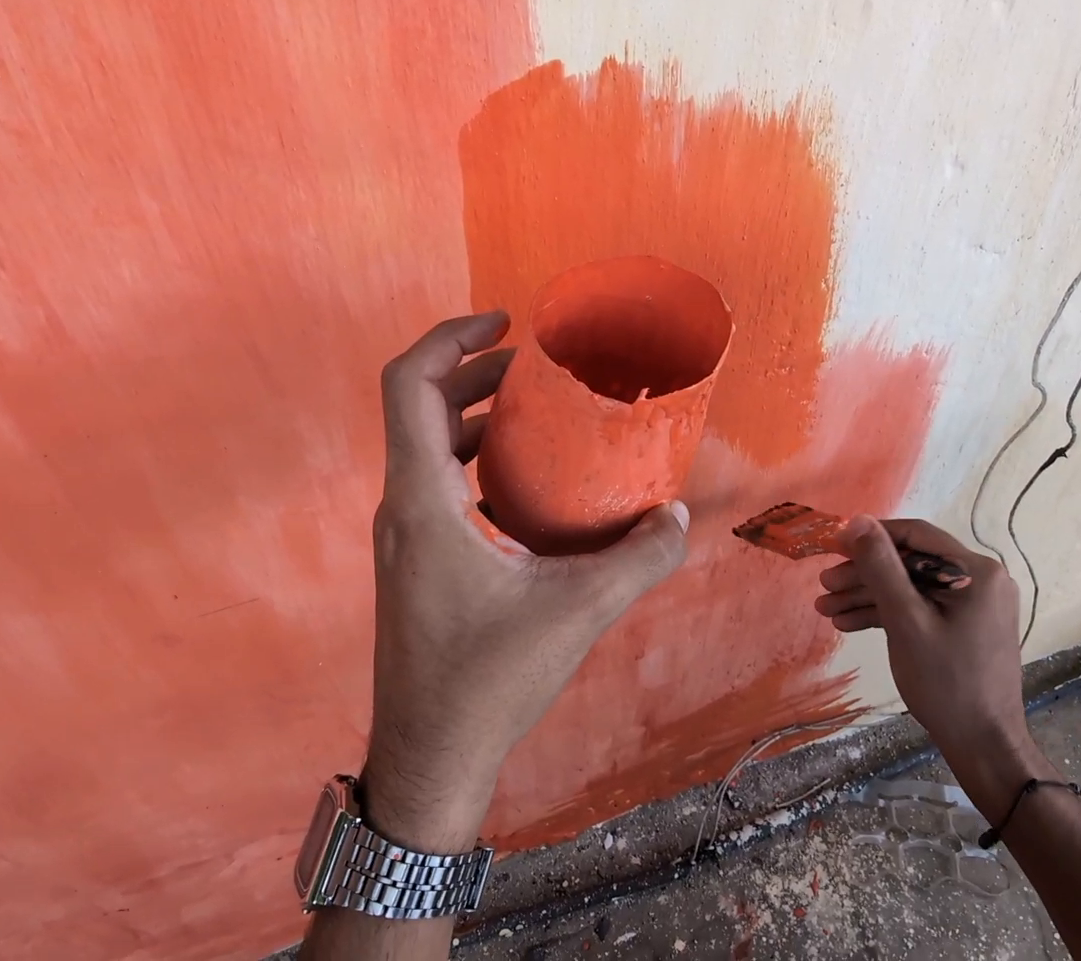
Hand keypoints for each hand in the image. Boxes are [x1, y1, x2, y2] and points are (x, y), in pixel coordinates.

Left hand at [362, 311, 690, 851]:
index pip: (411, 386)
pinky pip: (440, 486)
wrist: (430, 757)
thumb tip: (678, 514)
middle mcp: (401, 508)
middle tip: (537, 367)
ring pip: (429, 449)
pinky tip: (529, 488)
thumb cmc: (490, 679)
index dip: (450, 338)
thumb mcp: (579, 611)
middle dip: (476, 373)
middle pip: (421, 409)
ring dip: (476, 418)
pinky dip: (477, 462)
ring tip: (537, 415)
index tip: (504, 323)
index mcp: (423, 501)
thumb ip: (640, 558)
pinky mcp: (416, 564)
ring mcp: (404, 539)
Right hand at [813, 518, 1056, 799]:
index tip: (831, 546)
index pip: (915, 536)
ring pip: (912, 588)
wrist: (984, 744)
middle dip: (864, 575)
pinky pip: (921, 608)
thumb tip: (857, 520)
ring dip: (869, 596)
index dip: (870, 537)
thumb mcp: (906, 620)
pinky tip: (850, 624)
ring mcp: (974, 605)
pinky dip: (889, 614)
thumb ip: (881, 567)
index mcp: (976, 570)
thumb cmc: (946, 682)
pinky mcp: (965, 626)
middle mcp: (980, 579)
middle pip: (910, 563)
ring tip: (827, 609)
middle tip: (824, 586)